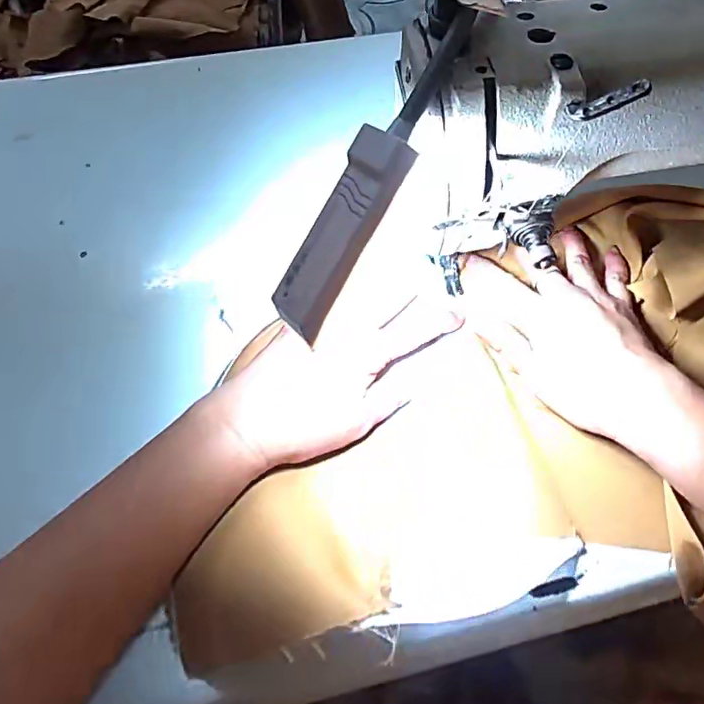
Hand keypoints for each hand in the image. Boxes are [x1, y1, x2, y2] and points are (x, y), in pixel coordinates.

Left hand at [207, 298, 460, 471]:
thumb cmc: (303, 427)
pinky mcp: (300, 322)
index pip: (415, 328)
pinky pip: (335, 298)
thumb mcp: (359, 420)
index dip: (441, 320)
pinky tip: (359, 291)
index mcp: (367, 351)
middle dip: (416, 287)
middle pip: (390, 296)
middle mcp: (346, 325)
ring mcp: (321, 319)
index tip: (460, 314)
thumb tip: (428, 375)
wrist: (243, 421)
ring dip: (387, 284)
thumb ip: (396, 392)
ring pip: (362, 291)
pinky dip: (354, 292)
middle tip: (434, 283)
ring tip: (406, 275)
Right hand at [459, 229, 682, 446]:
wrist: (639, 394)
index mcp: (540, 316)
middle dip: (525, 251)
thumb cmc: (585, 393)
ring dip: (571, 245)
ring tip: (566, 231)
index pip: (503, 288)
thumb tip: (479, 321)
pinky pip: (616, 277)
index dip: (483, 272)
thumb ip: (508, 343)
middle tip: (515, 237)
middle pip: (541, 266)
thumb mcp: (535, 375)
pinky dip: (613, 264)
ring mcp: (596, 298)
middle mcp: (566, 298)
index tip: (469, 259)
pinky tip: (612, 253)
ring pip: (580, 263)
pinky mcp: (622, 305)